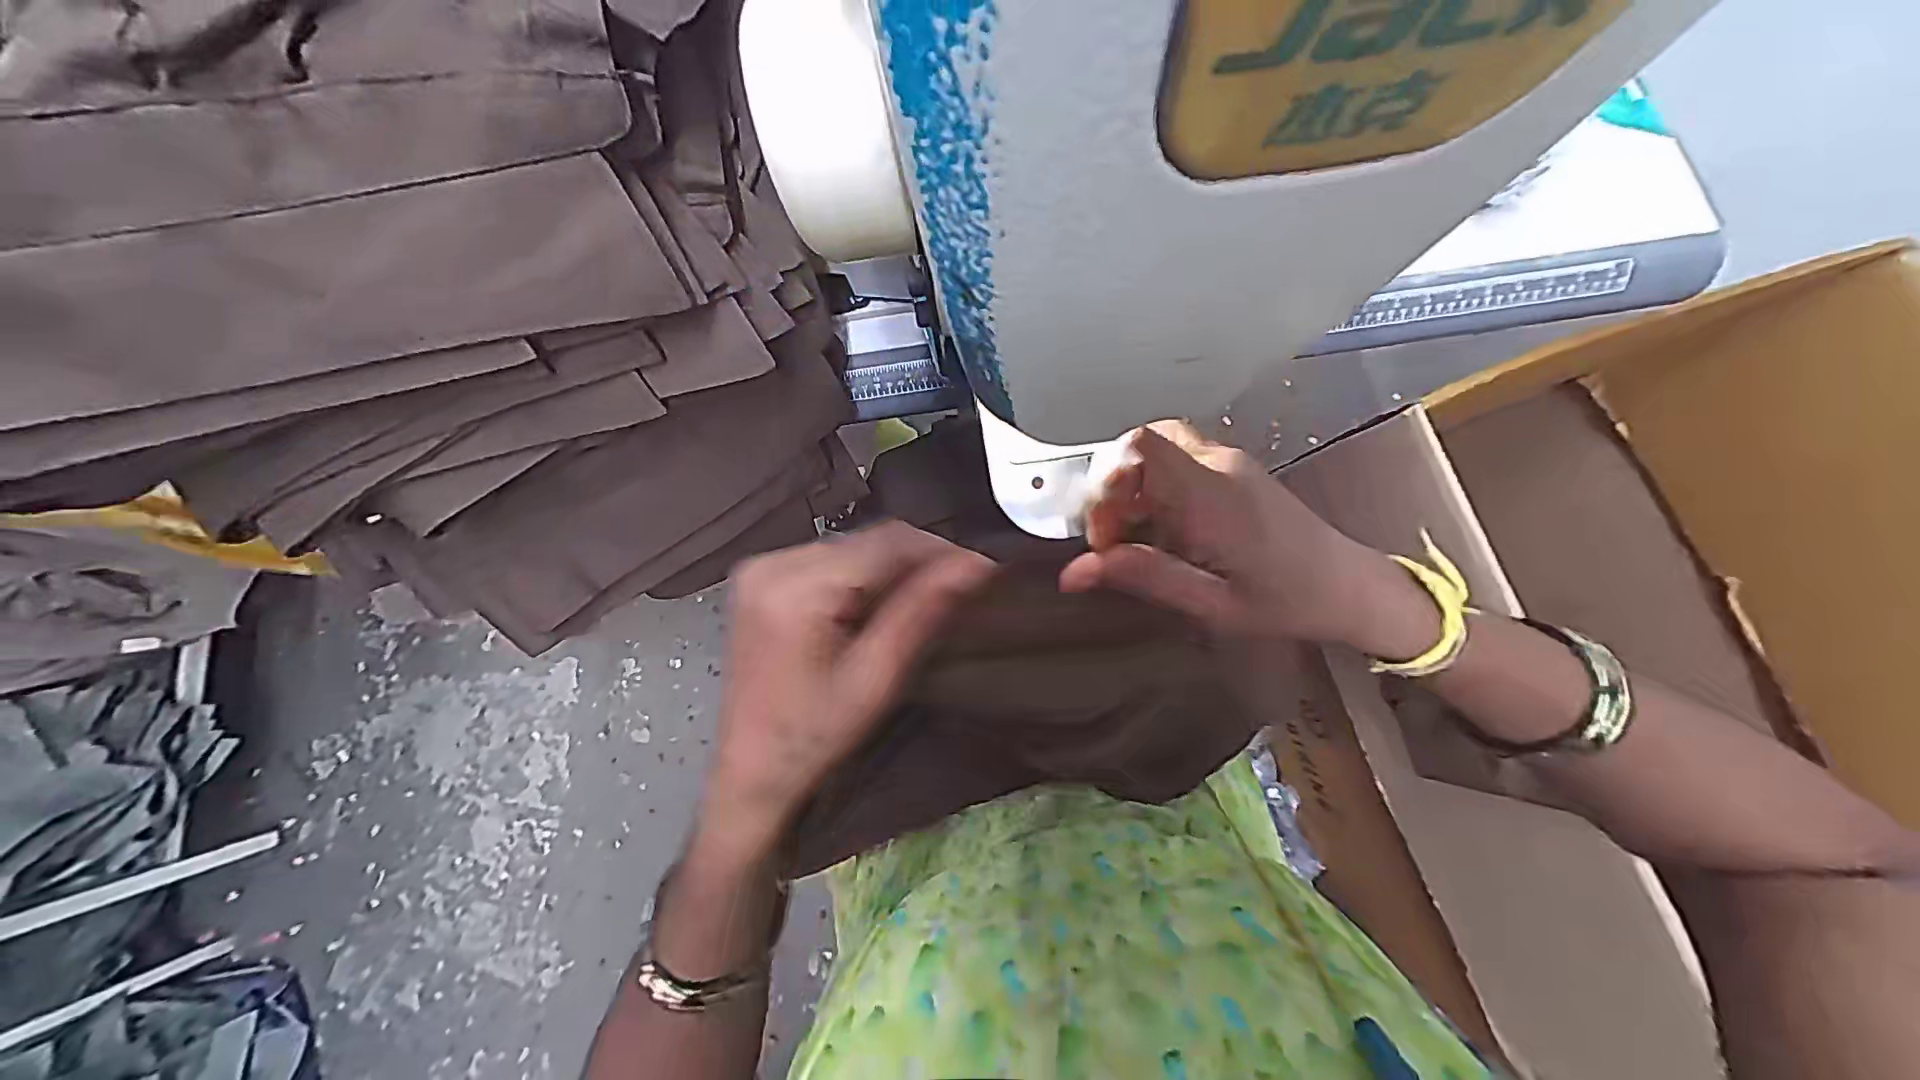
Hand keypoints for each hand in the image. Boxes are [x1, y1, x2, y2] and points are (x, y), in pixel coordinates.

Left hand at [696, 522, 994, 861]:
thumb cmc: (813, 736)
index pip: (886, 542)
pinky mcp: (762, 577)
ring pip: (853, 544)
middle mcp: (772, 565)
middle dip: (919, 558)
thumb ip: (922, 612)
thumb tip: (974, 566)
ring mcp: (762, 568)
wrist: (754, 767)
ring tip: (925, 596)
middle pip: (868, 538)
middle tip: (960, 585)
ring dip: (893, 565)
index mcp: (795, 589)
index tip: (981, 569)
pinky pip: (830, 557)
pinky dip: (864, 573)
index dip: (940, 550)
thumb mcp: (877, 677)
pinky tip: (880, 602)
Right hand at [1060, 420, 1436, 656]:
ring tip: (1133, 534)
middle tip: (1113, 536)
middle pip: (1141, 442)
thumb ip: (1144, 577)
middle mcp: (1218, 465)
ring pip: (1156, 447)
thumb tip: (1073, 573)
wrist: (1350, 586)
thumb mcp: (1211, 604)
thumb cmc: (1286, 602)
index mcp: (1213, 495)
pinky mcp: (1231, 469)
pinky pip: (1175, 460)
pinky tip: (1159, 529)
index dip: (1104, 482)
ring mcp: (1227, 462)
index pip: (1141, 447)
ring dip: (1130, 487)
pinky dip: (1151, 488)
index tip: (1104, 537)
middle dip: (1111, 486)